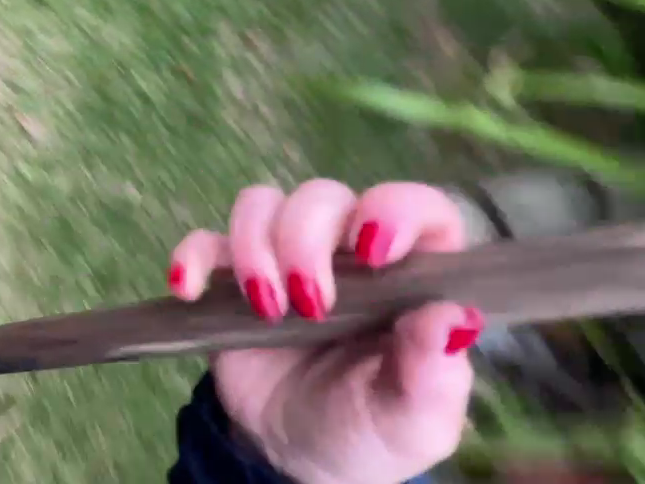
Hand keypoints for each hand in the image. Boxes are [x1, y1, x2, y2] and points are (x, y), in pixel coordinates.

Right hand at [168, 181, 478, 483]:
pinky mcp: (226, 270)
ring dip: (253, 248)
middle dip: (305, 241)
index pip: (416, 208)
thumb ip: (434, 372)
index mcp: (405, 279)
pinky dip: (192, 257)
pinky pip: (202, 238)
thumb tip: (454, 314)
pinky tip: (190, 290)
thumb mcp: (413, 420)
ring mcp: (279, 255)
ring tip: (264, 308)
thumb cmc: (367, 430)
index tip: (372, 252)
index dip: (396, 209)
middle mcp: (344, 252)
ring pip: (260, 202)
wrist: (290, 449)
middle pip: (322, 196)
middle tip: (308, 304)